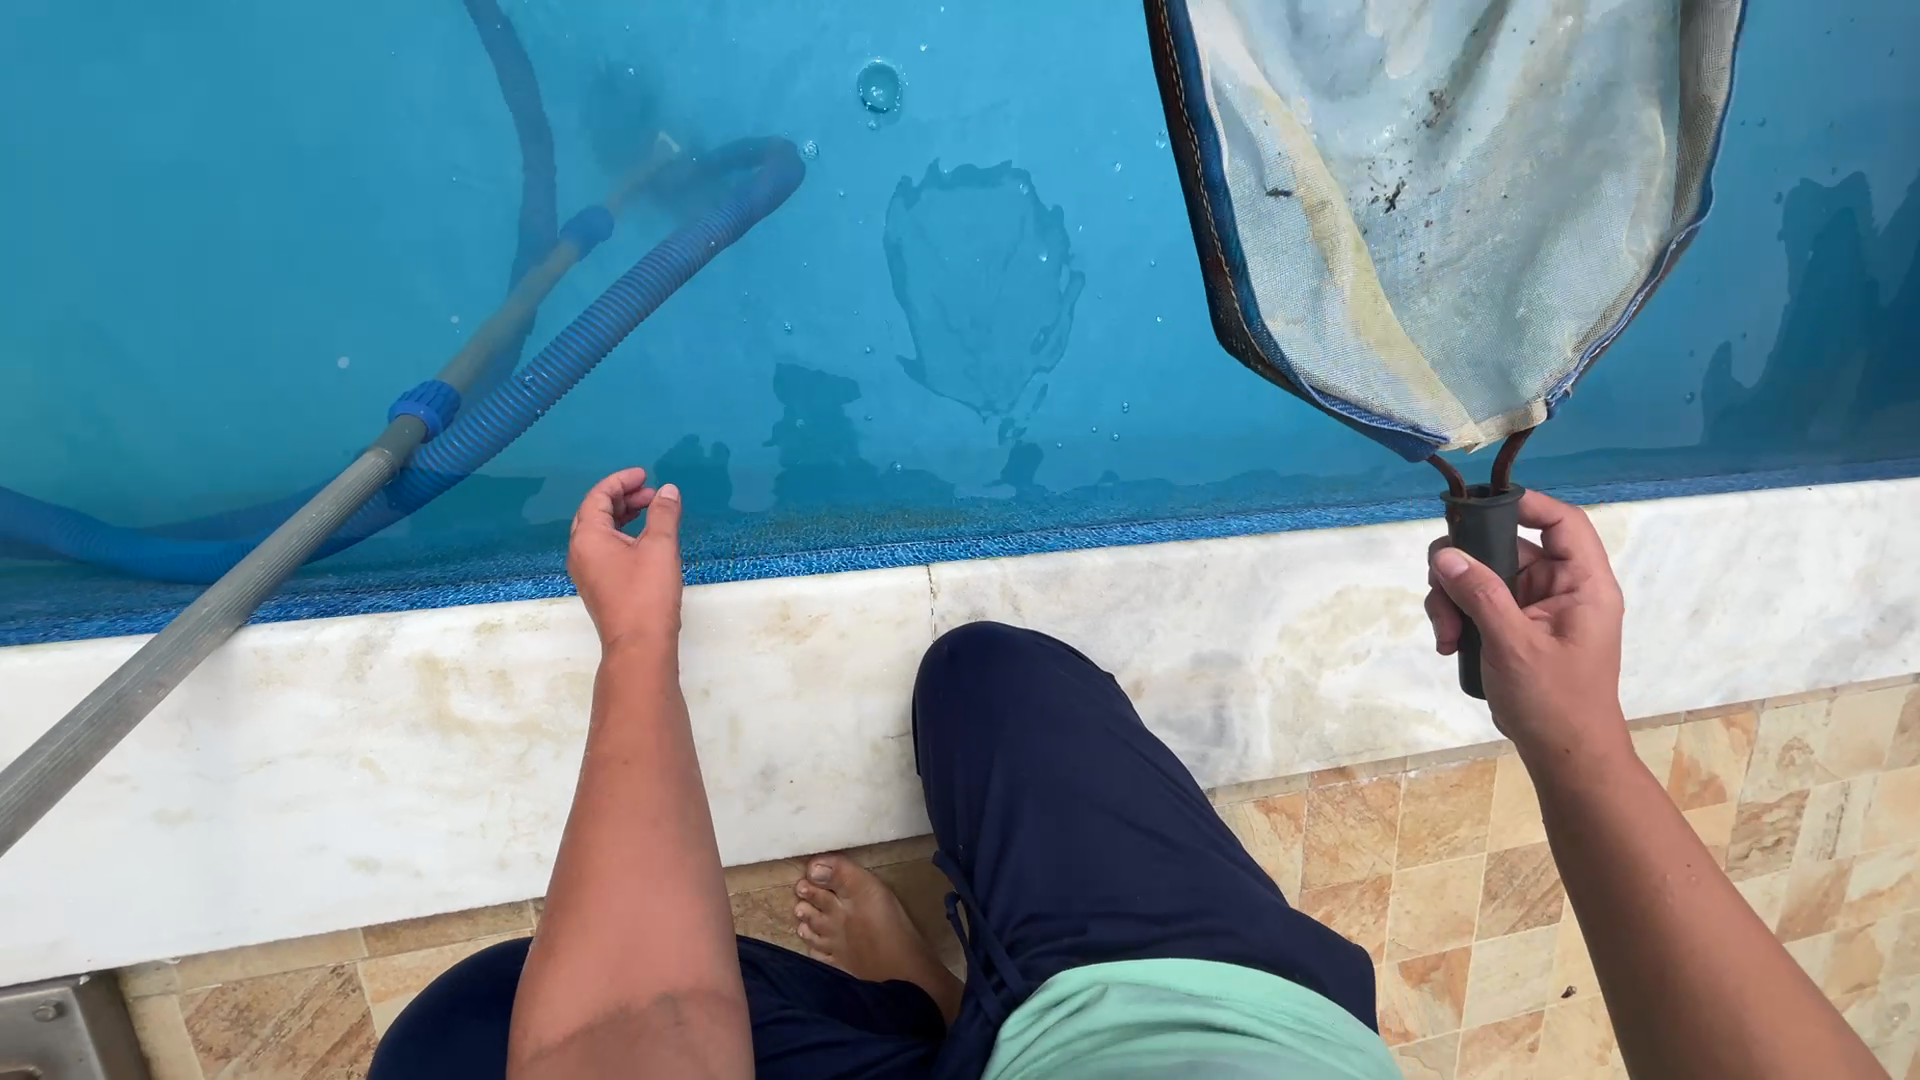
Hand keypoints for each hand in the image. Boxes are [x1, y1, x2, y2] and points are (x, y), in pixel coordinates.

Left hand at [567, 468, 682, 652]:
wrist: (639, 644)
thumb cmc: (647, 593)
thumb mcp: (660, 547)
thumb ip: (664, 514)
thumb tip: (668, 490)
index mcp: (588, 537)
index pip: (598, 497)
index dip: (621, 482)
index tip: (645, 476)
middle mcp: (580, 552)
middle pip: (595, 513)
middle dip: (623, 498)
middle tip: (652, 494)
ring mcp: (587, 571)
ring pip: (600, 532)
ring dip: (624, 517)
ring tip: (652, 512)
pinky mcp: (599, 585)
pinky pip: (605, 548)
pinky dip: (623, 535)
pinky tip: (646, 540)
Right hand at [1425, 491, 1627, 759]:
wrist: (1562, 751)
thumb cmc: (1554, 699)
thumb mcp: (1514, 644)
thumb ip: (1480, 594)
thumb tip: (1444, 553)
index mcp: (1582, 585)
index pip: (1563, 522)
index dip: (1525, 504)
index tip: (1474, 508)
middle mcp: (1557, 587)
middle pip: (1502, 547)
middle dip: (1461, 570)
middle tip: (1439, 593)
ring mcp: (1530, 606)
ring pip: (1477, 575)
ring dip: (1451, 600)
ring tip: (1447, 636)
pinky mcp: (1508, 624)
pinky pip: (1471, 602)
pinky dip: (1454, 618)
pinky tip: (1450, 645)